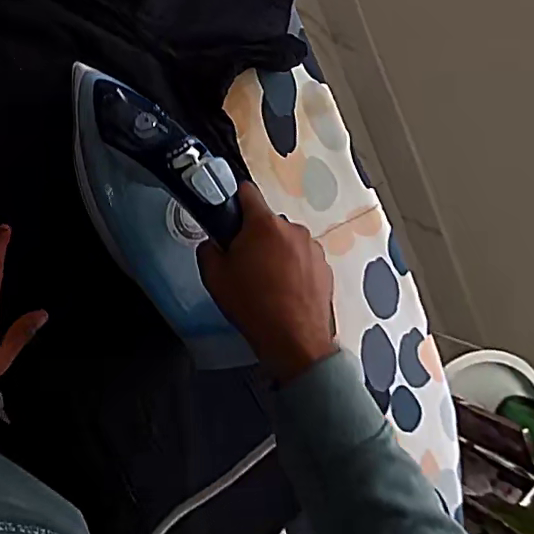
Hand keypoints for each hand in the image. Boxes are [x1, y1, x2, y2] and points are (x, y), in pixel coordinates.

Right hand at [198, 183, 336, 383]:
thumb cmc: (253, 306)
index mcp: (264, 225)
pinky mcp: (325, 268)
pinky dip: (291, 269)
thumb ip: (208, 249)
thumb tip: (214, 244)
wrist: (295, 341)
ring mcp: (312, 249)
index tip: (228, 213)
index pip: (247, 191)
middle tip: (241, 261)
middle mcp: (292, 230)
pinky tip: (282, 291)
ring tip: (264, 281)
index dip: (233, 200)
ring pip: (285, 240)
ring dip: (274, 252)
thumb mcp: (214, 277)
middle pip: (266, 221)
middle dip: (253, 235)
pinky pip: (301, 258)